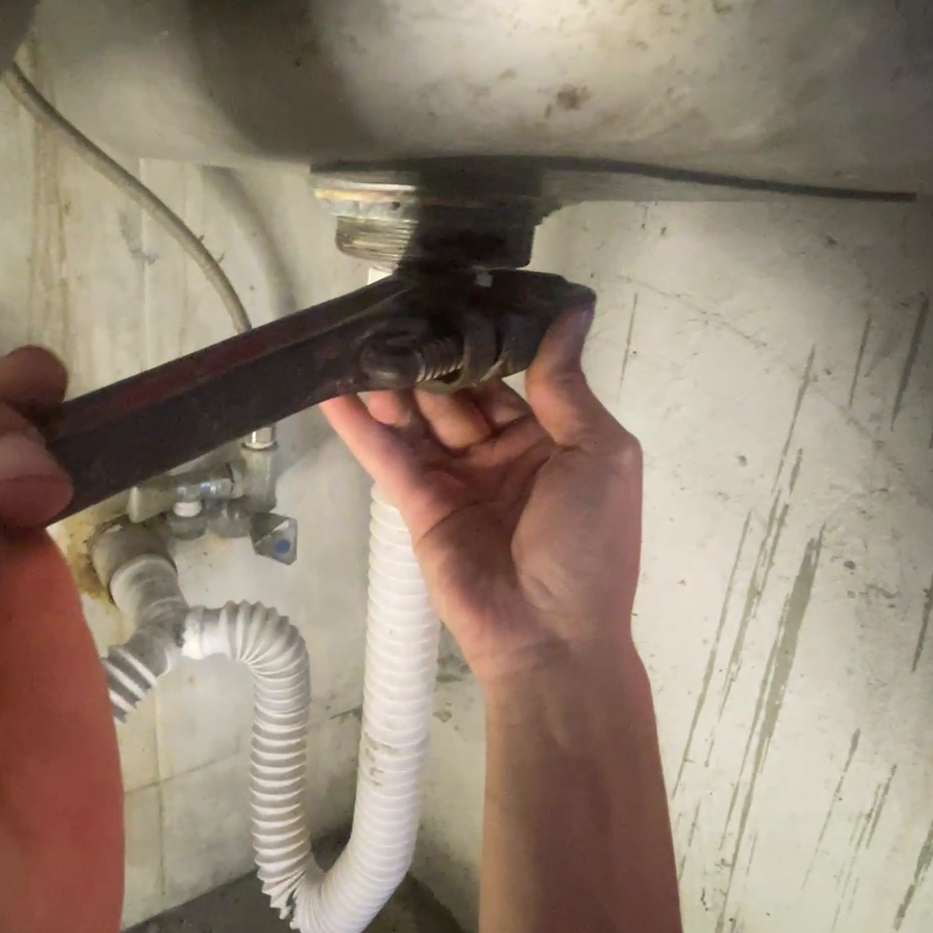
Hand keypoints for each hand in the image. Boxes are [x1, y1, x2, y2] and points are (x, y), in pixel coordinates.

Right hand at [322, 308, 642, 687]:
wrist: (550, 636)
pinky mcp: (418, 504)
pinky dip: (358, 425)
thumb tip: (571, 312)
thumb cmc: (590, 544)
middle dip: (430, 358)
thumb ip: (565, 386)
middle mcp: (499, 453)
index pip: (509, 378)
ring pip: (417, 418)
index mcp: (549, 439)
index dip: (482, 343)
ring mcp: (455, 478)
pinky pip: (386, 455)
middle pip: (457, 394)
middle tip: (394, 311)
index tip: (453, 297)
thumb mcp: (600, 454)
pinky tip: (331, 389)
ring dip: (391, 383)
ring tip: (360, 340)